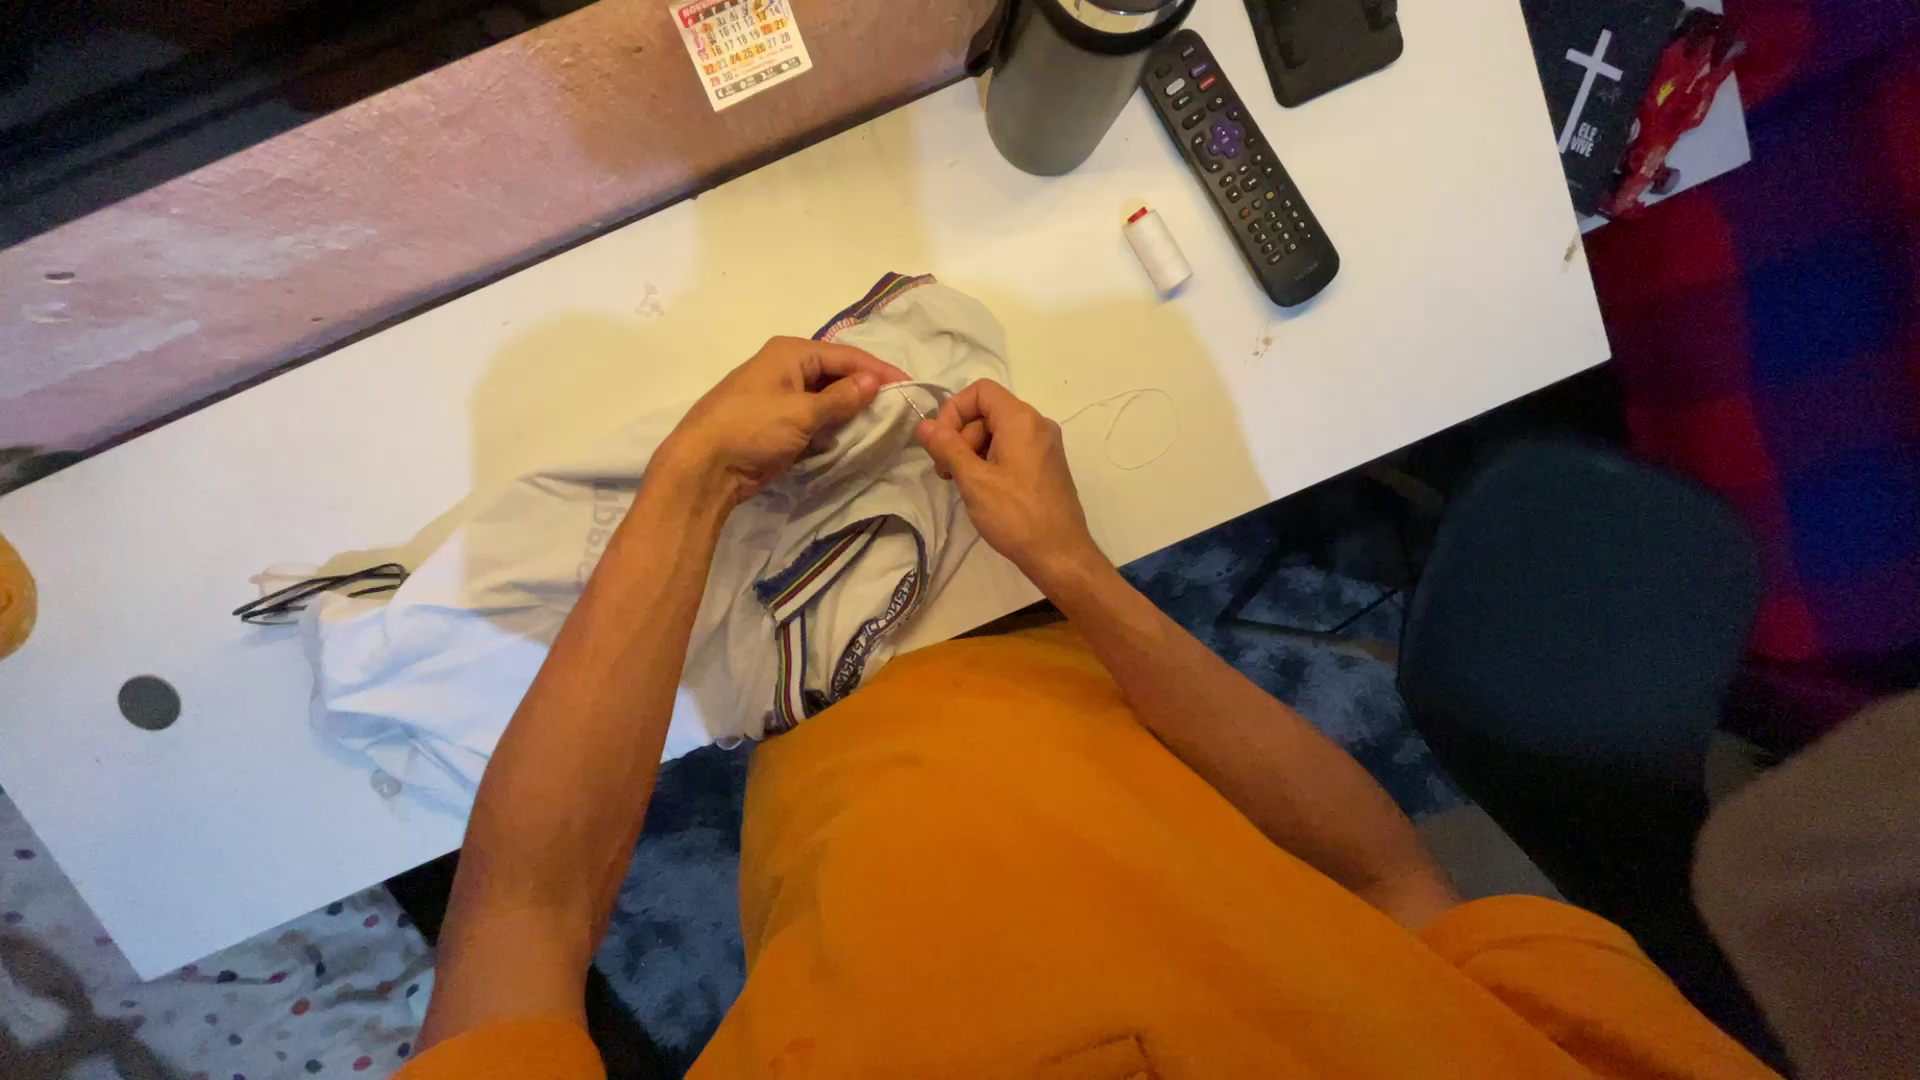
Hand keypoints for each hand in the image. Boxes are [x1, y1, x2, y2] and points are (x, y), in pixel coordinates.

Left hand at [656, 337, 908, 504]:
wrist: (705, 467)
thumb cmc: (752, 429)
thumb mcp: (801, 412)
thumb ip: (841, 397)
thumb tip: (874, 382)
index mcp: (791, 353)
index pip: (845, 356)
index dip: (877, 370)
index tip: (908, 384)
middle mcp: (786, 368)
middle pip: (837, 372)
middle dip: (866, 387)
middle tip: (899, 403)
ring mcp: (781, 396)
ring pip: (827, 396)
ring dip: (851, 407)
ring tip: (883, 418)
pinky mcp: (779, 422)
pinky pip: (816, 417)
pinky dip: (834, 423)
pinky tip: (854, 433)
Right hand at [914, 379, 1102, 587]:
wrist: (1059, 554)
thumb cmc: (1016, 516)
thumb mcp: (974, 480)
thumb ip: (947, 447)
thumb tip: (923, 425)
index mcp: (1022, 420)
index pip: (981, 391)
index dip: (953, 410)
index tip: (940, 442)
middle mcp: (1037, 424)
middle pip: (987, 412)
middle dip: (960, 435)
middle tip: (946, 472)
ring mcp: (1045, 446)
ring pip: (998, 432)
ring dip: (972, 451)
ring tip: (962, 483)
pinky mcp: (1046, 465)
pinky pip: (1011, 449)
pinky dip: (990, 461)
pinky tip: (982, 489)